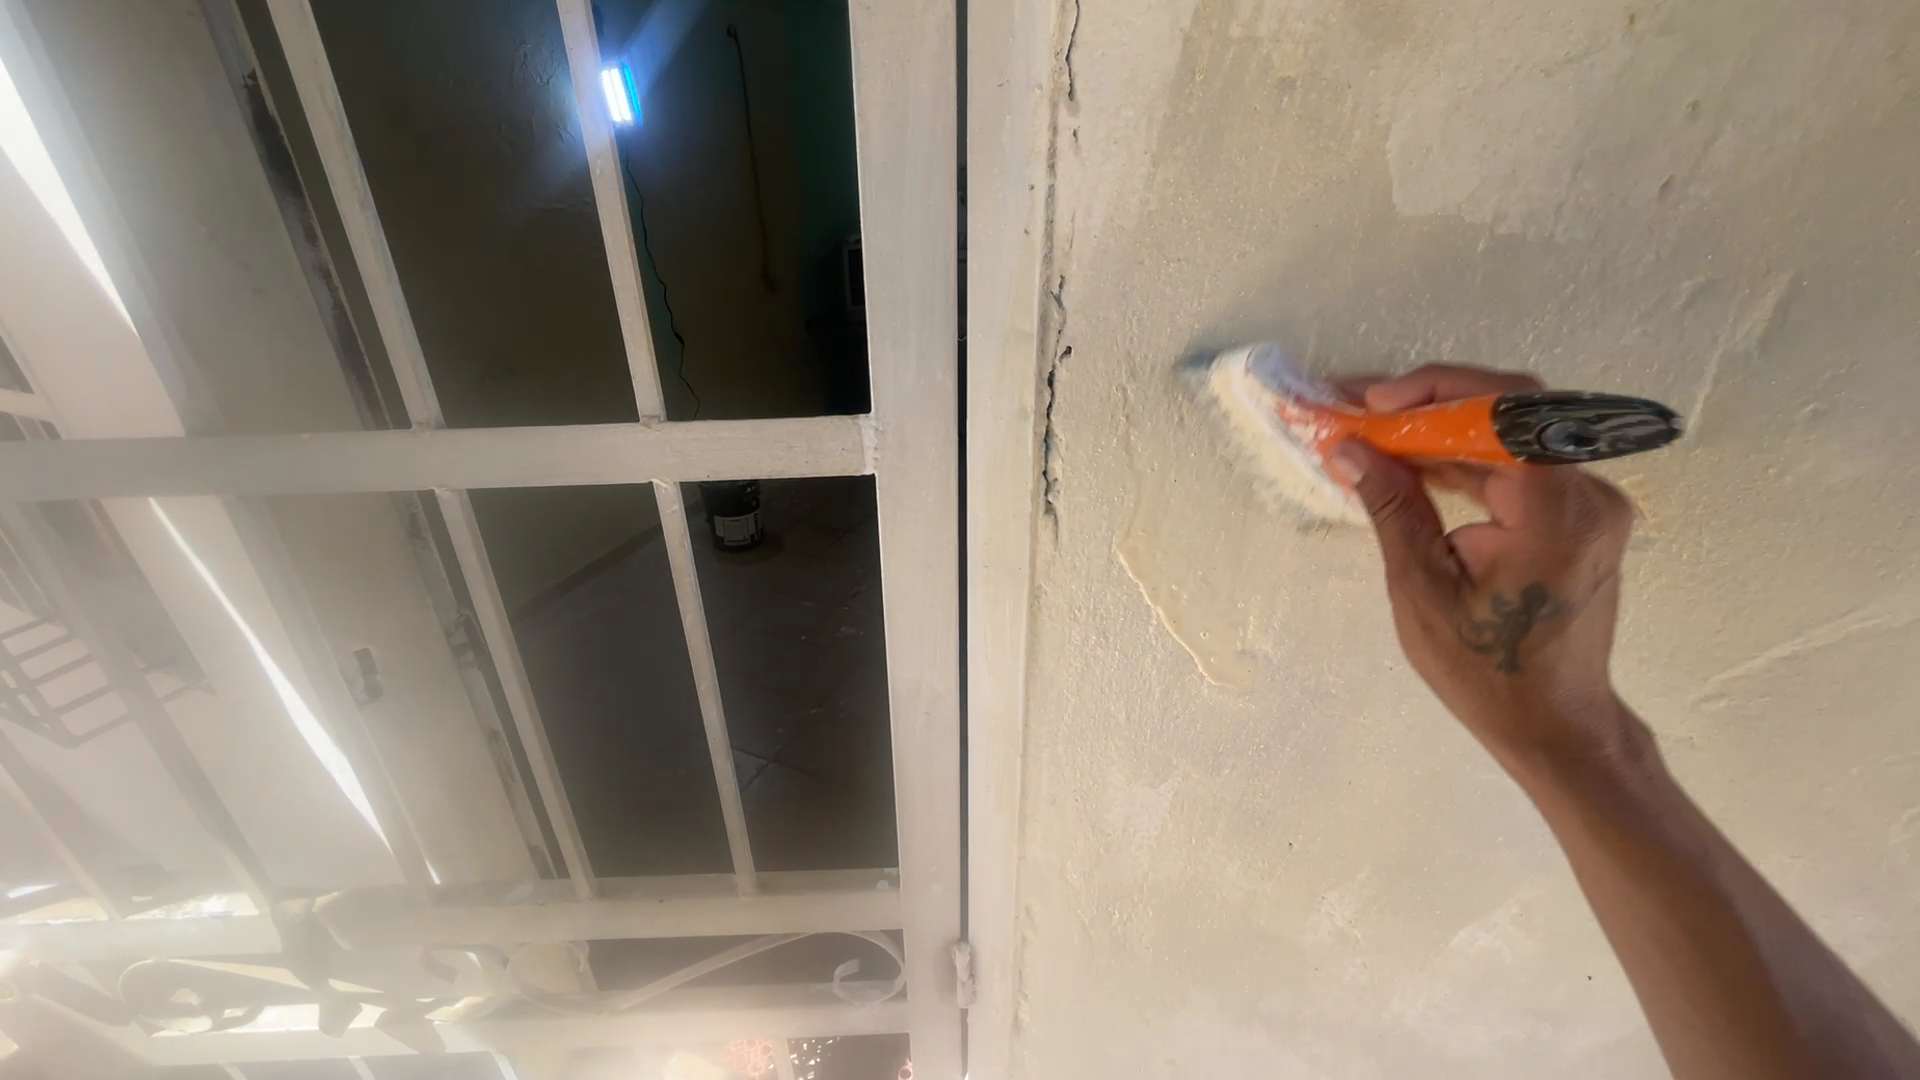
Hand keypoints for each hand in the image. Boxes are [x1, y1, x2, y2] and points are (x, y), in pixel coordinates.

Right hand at [1327, 365, 1641, 770]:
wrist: (1551, 722)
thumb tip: (1350, 450)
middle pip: (1510, 415)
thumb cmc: (1482, 668)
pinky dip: (1457, 460)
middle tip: (1358, 411)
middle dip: (1427, 405)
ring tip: (1370, 432)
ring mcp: (1586, 505)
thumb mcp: (1421, 587)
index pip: (1509, 412)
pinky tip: (1407, 464)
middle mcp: (1587, 495)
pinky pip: (1511, 468)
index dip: (1438, 390)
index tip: (1373, 403)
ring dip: (1437, 431)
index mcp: (1558, 512)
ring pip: (1508, 438)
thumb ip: (1391, 507)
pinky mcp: (1572, 517)